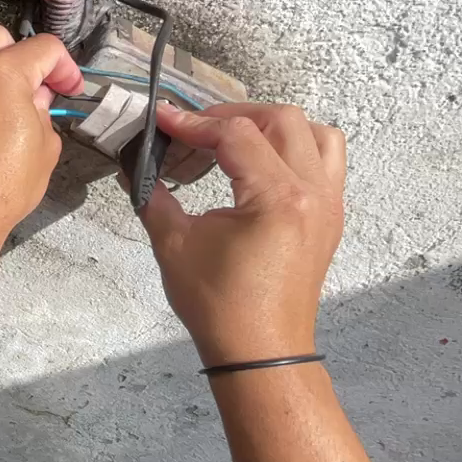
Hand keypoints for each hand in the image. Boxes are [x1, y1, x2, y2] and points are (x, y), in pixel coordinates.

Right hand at [137, 102, 345, 367]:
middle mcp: (313, 192)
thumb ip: (152, 194)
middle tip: (191, 130)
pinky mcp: (329, 215)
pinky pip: (324, 159)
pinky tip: (254, 166)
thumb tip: (133, 163)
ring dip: (270, 127)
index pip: (235, 135)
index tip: (158, 120)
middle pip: (281, 120)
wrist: (259, 346)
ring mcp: (329, 203)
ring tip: (229, 142)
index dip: (191, 122)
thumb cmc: (214, 299)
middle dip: (230, 116)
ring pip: (315, 133)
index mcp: (276, 197)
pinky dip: (291, 148)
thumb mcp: (172, 242)